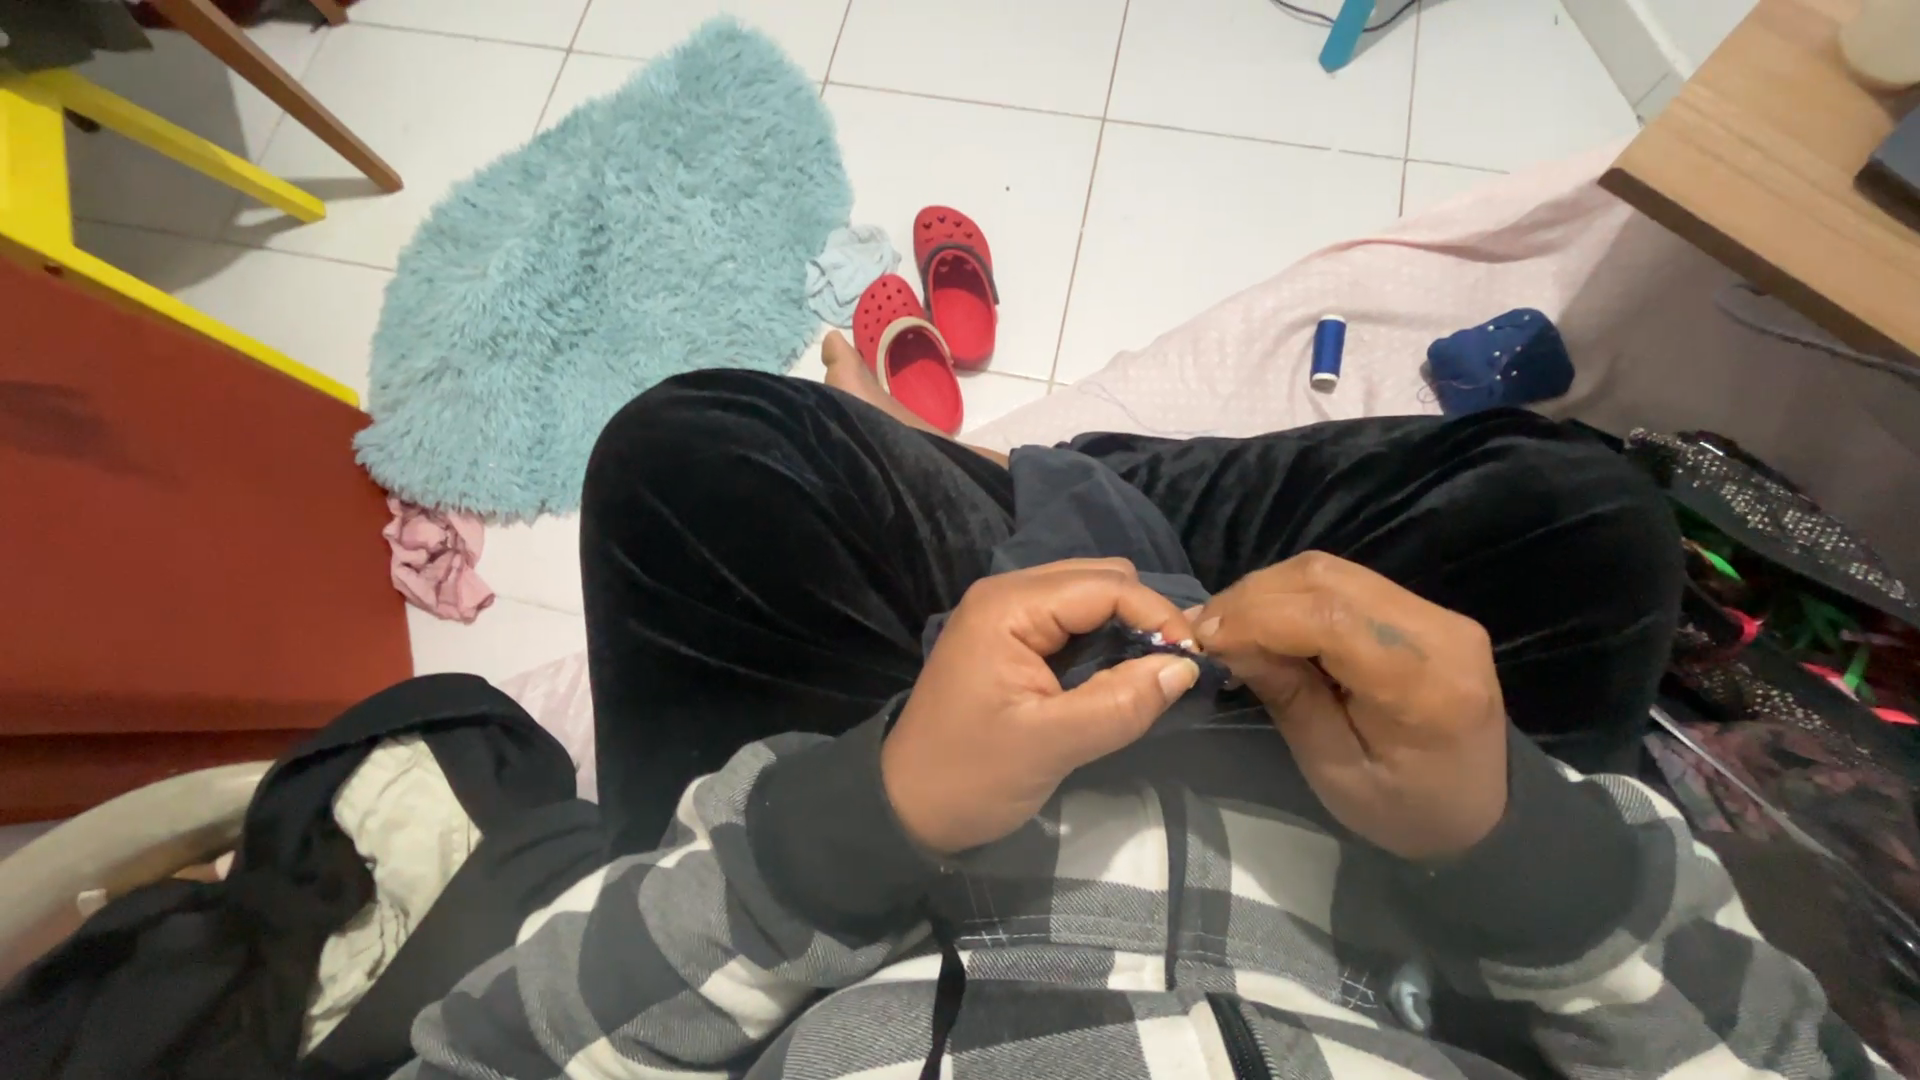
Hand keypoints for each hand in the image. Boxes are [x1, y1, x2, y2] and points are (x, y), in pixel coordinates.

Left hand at [883, 559, 1201, 853]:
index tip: (1193, 662)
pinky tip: (1116, 672)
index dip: (1157, 615)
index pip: (1105, 585)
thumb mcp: (1050, 746)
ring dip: (1124, 625)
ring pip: (1087, 595)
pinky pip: (1069, 620)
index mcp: (1008, 606)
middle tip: (1174, 668)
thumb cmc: (969, 776)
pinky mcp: (1007, 637)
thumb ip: (1120, 703)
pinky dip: (1101, 638)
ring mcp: (1004, 613)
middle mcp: (1006, 594)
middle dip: (1144, 615)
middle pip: (1098, 578)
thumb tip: (1184, 667)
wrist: (905, 806)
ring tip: (1151, 672)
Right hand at [1195, 552, 1507, 859]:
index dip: (1255, 618)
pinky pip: (1340, 580)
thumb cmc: (1405, 808)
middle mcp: (1437, 630)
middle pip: (1325, 581)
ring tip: (1226, 625)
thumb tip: (1228, 642)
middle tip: (1204, 631)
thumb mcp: (1335, 770)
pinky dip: (1288, 593)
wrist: (1485, 811)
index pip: (1329, 619)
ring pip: (1327, 570)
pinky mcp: (1419, 608)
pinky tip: (1263, 619)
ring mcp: (1433, 612)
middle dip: (1250, 598)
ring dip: (1264, 591)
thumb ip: (1288, 697)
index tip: (1202, 639)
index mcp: (1424, 684)